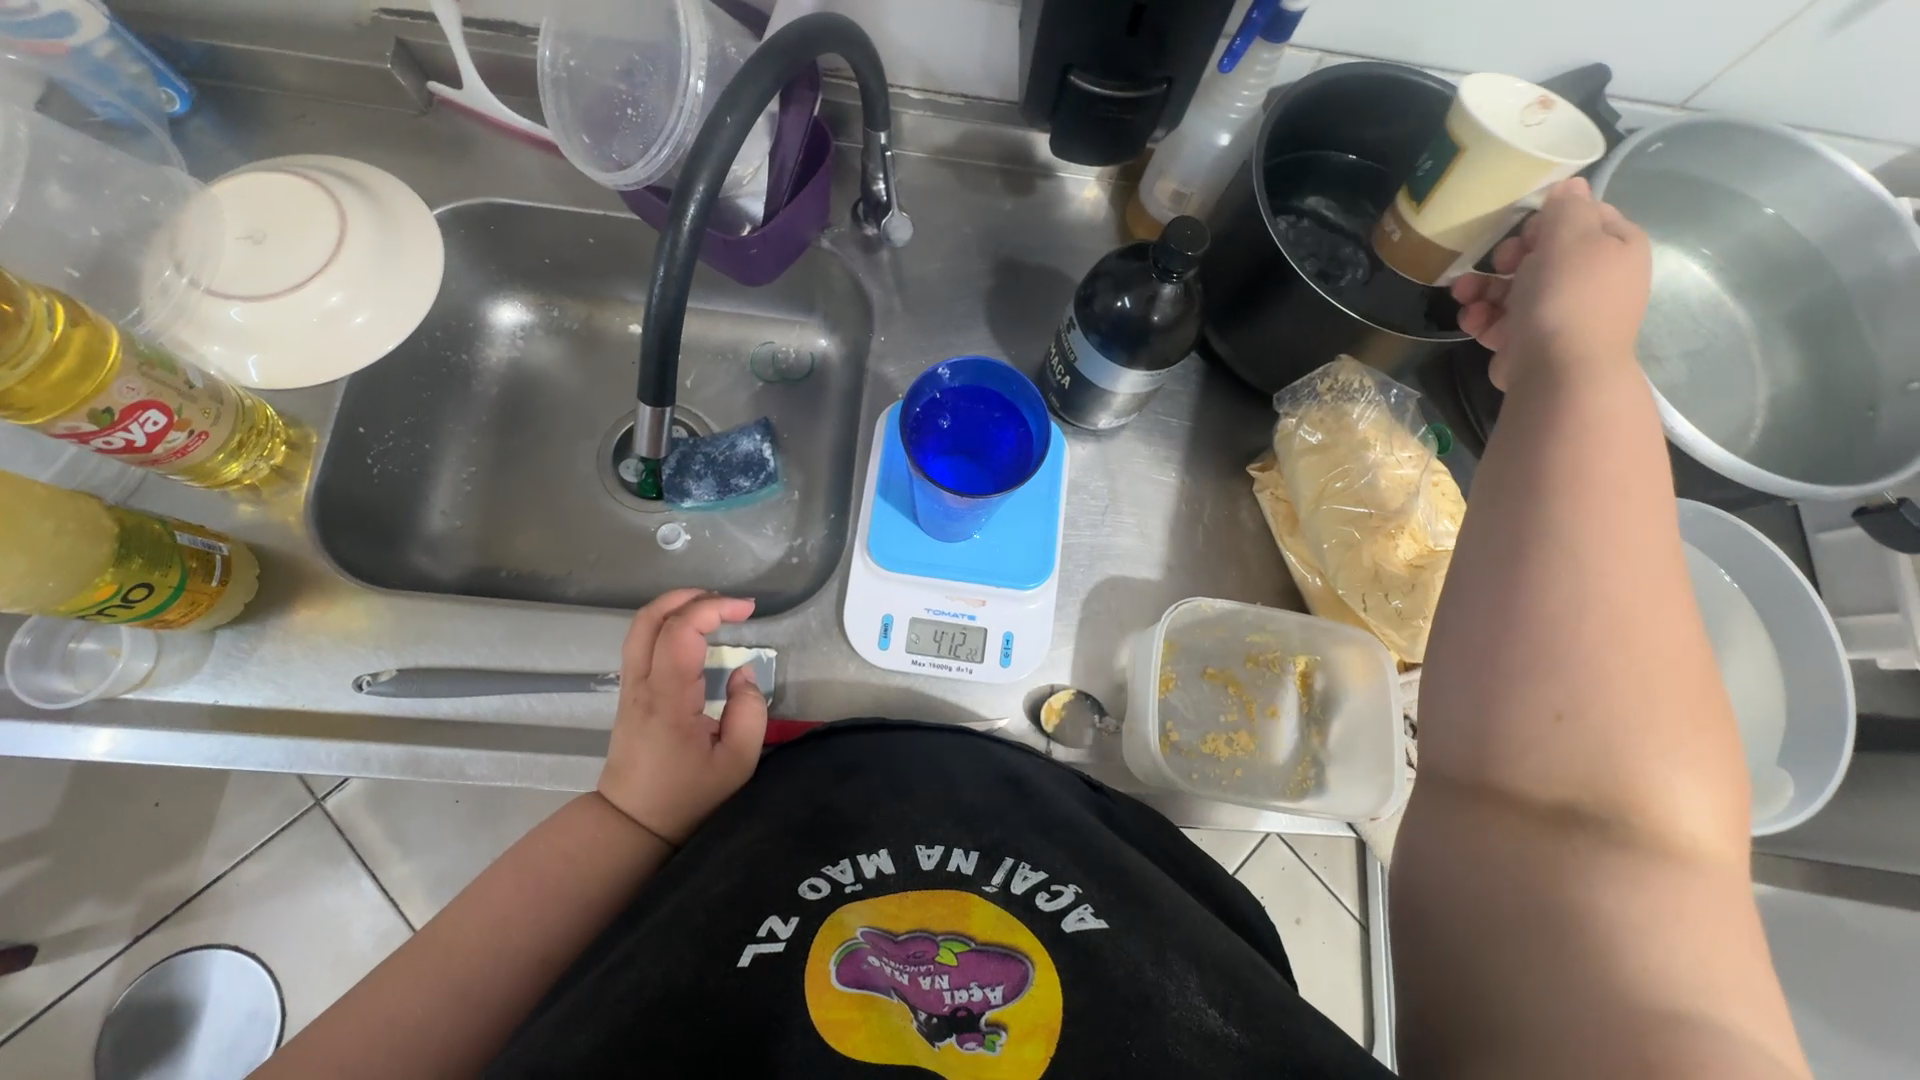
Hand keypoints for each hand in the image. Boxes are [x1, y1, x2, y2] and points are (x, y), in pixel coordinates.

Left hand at [596, 589, 767, 844]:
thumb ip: (750, 711)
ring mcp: (630, 687)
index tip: (749, 610)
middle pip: (650, 618)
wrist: (634, 824)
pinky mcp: (629, 693)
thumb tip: (744, 673)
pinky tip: (694, 632)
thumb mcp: (737, 762)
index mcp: (668, 698)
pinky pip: (642, 643)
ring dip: (676, 607)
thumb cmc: (688, 796)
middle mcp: (642, 684)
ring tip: (713, 608)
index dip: (714, 608)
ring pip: (640, 627)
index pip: (680, 631)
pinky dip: (668, 624)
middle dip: (691, 597)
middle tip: (729, 602)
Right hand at [1450, 177, 1651, 389]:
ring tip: (1464, 294)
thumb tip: (1569, 185)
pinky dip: (1483, 318)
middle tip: (1498, 261)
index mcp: (1615, 248)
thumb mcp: (1570, 238)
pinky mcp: (1529, 341)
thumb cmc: (1568, 297)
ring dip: (1484, 288)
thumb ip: (1567, 208)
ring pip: (1514, 289)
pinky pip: (1501, 321)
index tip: (1522, 227)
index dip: (1548, 218)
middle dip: (1508, 256)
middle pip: (1542, 254)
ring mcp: (1559, 313)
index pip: (1583, 217)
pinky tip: (1472, 319)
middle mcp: (1592, 279)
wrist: (1558, 371)